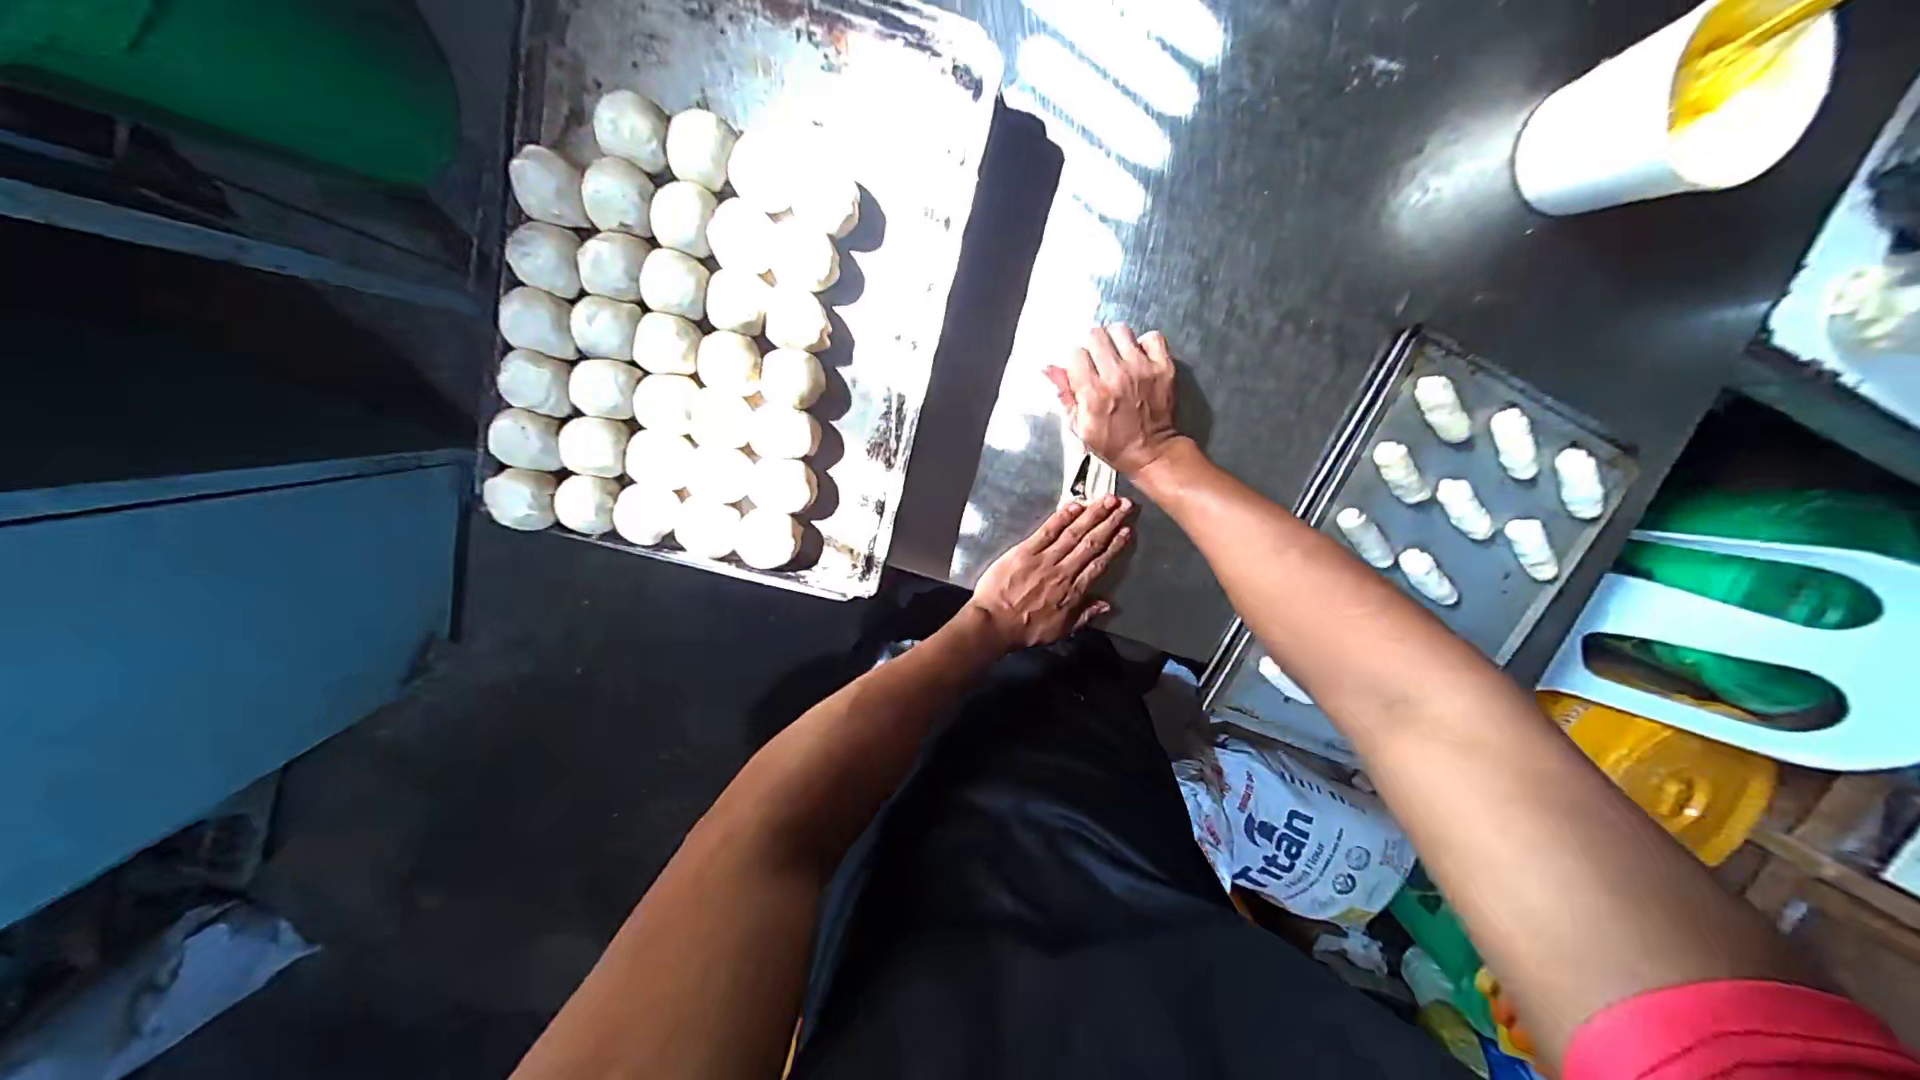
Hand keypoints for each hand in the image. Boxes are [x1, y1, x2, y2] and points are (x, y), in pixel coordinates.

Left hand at [968, 495, 1133, 650]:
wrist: (994, 624)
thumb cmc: (1026, 630)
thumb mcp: (1060, 630)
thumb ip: (1084, 615)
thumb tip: (1107, 604)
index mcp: (1074, 591)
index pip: (1099, 563)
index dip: (1115, 545)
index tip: (1128, 530)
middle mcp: (1063, 572)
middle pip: (1091, 543)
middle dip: (1111, 522)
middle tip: (1126, 505)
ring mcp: (1044, 559)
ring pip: (1073, 533)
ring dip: (1093, 515)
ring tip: (1108, 500)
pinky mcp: (1024, 551)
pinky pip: (1047, 532)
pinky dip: (1061, 518)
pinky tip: (1074, 505)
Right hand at [1044, 323, 1184, 476]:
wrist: (1151, 452)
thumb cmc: (1111, 443)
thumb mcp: (1079, 426)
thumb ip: (1065, 395)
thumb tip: (1049, 368)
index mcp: (1094, 392)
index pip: (1076, 354)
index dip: (1076, 362)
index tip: (1082, 373)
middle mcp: (1118, 376)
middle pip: (1096, 335)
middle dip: (1093, 347)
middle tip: (1098, 362)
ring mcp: (1143, 368)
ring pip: (1121, 330)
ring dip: (1115, 341)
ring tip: (1118, 356)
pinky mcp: (1164, 367)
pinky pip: (1152, 337)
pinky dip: (1145, 344)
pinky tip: (1140, 357)